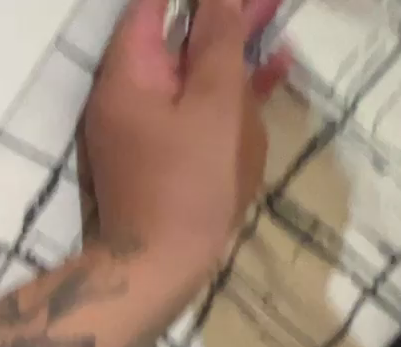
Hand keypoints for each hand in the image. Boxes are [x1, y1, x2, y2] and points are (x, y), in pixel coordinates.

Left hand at [80, 0, 288, 263]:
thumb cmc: (189, 182)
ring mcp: (140, 132)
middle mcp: (124, 100)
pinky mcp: (159, 158)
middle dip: (219, 11)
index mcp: (126, 78)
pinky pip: (193, 109)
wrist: (158, 267)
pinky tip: (275, 66)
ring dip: (232, 43)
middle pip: (173, 36)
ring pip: (189, 72)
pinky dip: (228, 88)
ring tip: (277, 11)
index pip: (149, 6)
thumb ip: (218, 39)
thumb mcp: (214, 101)